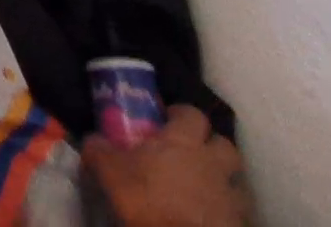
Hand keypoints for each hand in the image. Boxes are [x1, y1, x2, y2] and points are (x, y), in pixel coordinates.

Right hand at [82, 105, 249, 226]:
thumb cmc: (148, 201)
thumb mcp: (110, 172)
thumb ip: (99, 150)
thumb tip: (91, 138)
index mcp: (183, 141)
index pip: (192, 114)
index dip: (181, 114)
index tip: (167, 119)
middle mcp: (213, 163)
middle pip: (224, 144)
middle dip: (211, 145)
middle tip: (190, 153)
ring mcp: (230, 195)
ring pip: (235, 180)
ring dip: (223, 181)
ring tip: (203, 190)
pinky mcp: (238, 224)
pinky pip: (236, 212)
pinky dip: (225, 212)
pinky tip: (206, 218)